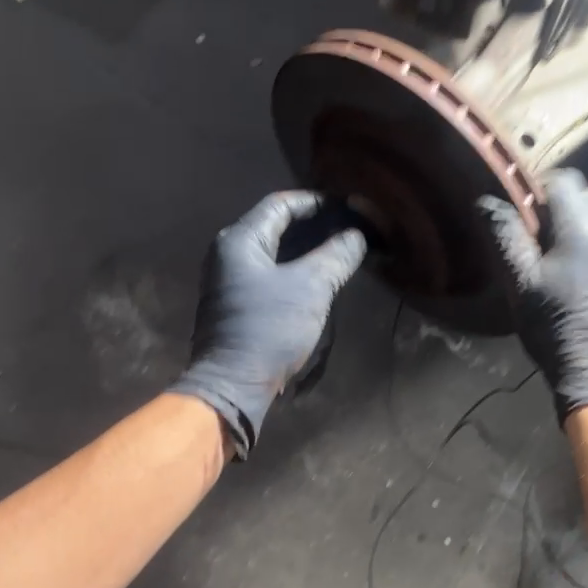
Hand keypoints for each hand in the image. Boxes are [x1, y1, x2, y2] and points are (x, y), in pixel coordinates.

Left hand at [170, 191, 367, 455]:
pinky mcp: (238, 303)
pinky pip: (271, 273)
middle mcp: (229, 252)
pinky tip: (321, 277)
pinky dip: (297, 269)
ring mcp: (231, 279)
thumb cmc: (268, 330)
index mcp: (240, 239)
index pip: (282, 204)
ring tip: (343, 250)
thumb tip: (358, 235)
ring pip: (276, 251)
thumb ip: (336, 255)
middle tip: (352, 228)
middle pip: (277, 226)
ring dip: (308, 249)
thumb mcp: (311, 288)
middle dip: (316, 225)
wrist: (233, 385)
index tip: (351, 207)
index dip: (318, 202)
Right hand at [479, 169, 587, 419]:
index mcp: (584, 226)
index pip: (564, 179)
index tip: (526, 217)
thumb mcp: (521, 283)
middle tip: (544, 239)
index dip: (540, 190)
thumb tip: (486, 199)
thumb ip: (506, 235)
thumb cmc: (556, 328)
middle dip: (566, 205)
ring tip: (569, 259)